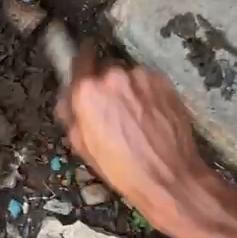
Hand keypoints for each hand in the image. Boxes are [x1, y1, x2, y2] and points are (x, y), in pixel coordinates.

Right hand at [56, 47, 223, 233]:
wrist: (168, 176)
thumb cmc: (121, 167)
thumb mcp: (83, 145)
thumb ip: (71, 113)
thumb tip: (68, 96)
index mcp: (87, 91)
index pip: (79, 61)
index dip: (81, 66)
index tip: (84, 66)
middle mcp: (113, 76)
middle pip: (104, 70)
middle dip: (105, 85)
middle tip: (112, 109)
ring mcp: (141, 76)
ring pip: (128, 77)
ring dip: (128, 89)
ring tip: (135, 117)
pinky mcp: (163, 81)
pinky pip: (148, 82)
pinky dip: (147, 93)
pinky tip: (150, 116)